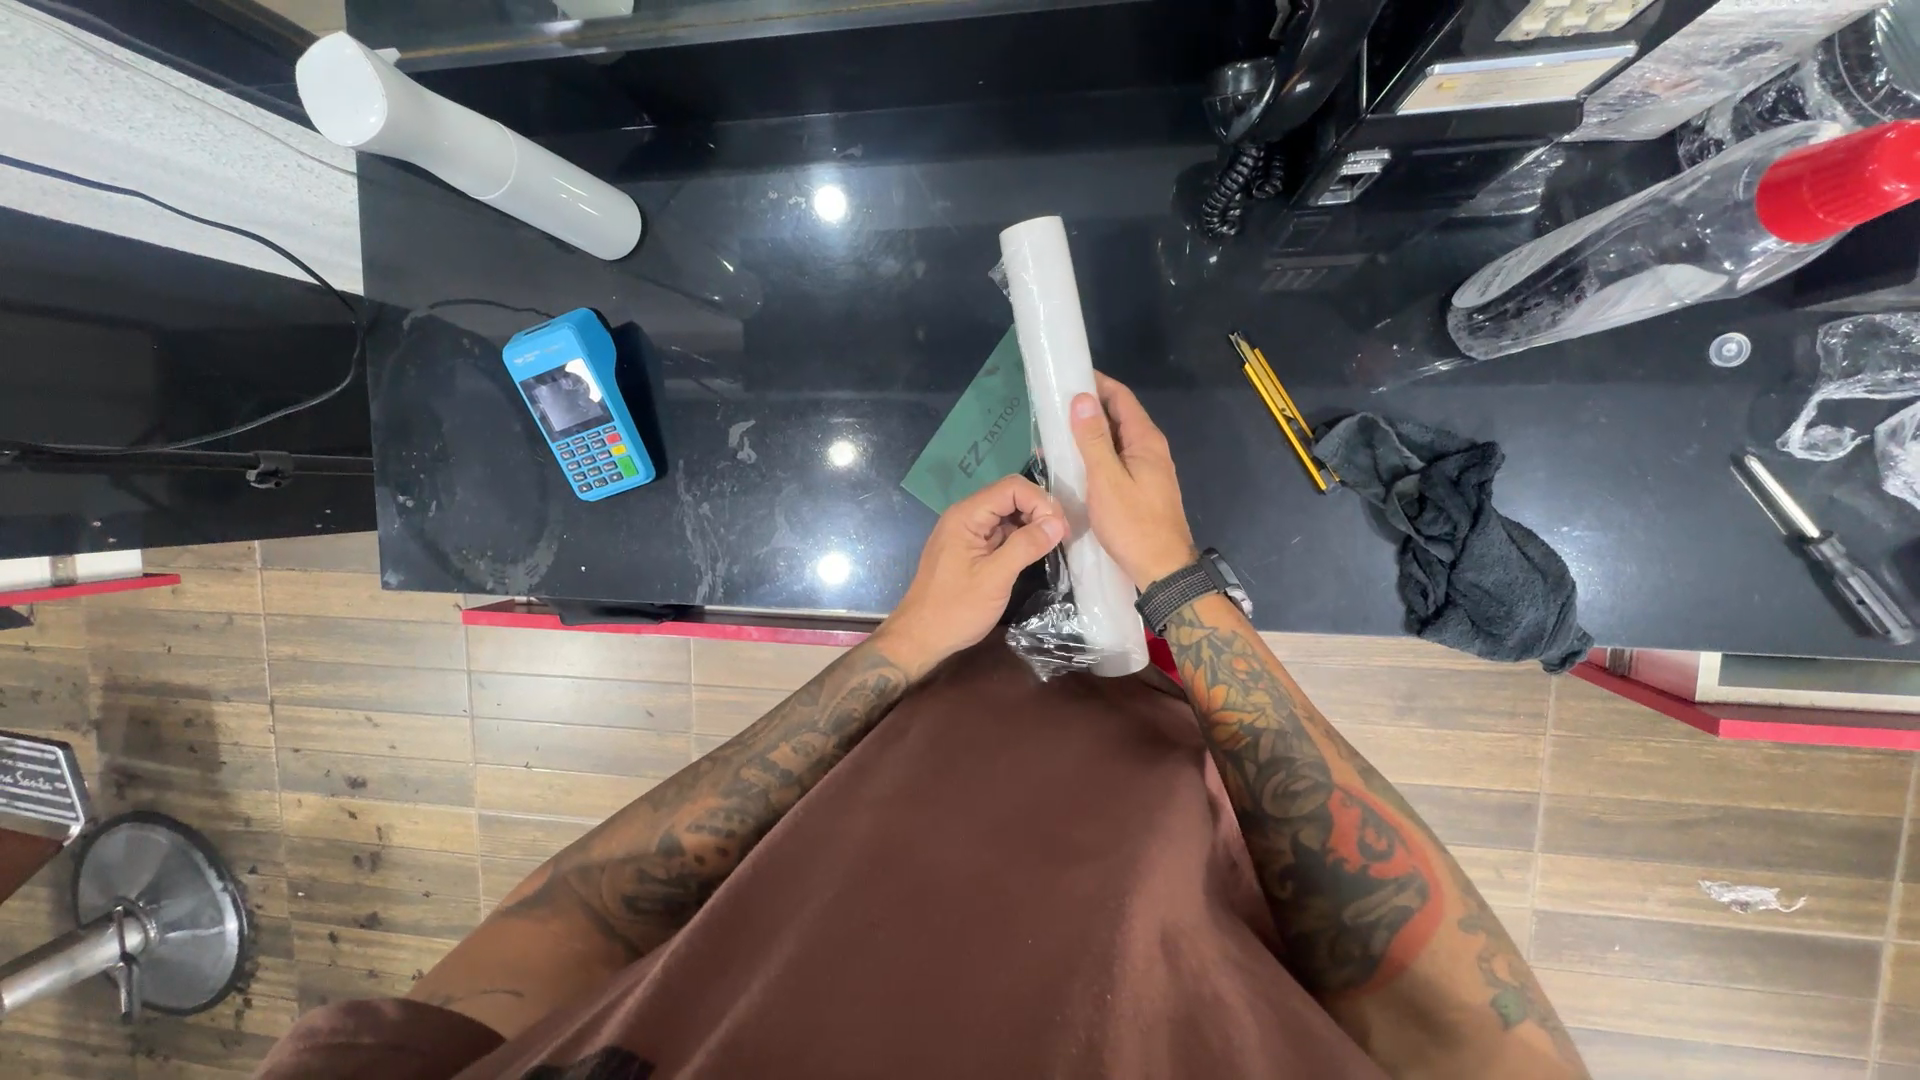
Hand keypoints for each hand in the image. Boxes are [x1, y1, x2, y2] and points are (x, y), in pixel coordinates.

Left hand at [876, 474, 1066, 675]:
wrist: (921, 637)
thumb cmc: (955, 609)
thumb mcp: (995, 578)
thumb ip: (1025, 546)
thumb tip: (1057, 523)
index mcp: (966, 516)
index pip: (1011, 488)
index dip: (1040, 501)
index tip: (1059, 529)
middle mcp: (966, 517)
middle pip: (1010, 497)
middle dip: (1039, 510)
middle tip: (1061, 537)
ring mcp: (968, 533)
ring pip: (1008, 515)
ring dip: (1032, 524)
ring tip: (1054, 544)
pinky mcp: (972, 550)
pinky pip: (1001, 533)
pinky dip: (1021, 538)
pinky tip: (1036, 552)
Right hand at [1070, 372, 1197, 590]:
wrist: (1162, 570)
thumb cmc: (1133, 524)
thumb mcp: (1106, 480)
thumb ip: (1093, 439)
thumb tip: (1082, 398)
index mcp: (1146, 441)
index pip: (1121, 398)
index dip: (1096, 383)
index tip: (1067, 378)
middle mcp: (1150, 450)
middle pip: (1119, 417)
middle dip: (1088, 408)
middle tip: (1054, 406)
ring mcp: (1148, 471)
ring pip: (1115, 441)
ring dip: (1089, 435)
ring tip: (1055, 434)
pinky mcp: (1141, 489)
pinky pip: (1115, 461)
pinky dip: (1094, 456)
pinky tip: (1073, 466)